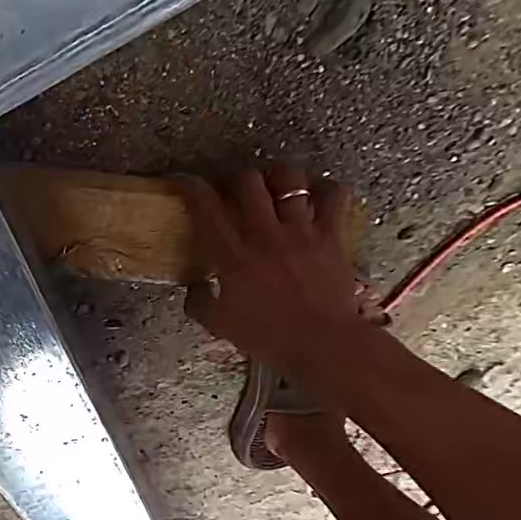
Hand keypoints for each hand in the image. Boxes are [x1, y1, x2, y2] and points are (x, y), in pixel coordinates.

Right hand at [180, 164, 366, 374]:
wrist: (321, 343)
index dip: (192, 187)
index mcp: (233, 255)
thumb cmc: (268, 336)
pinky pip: (333, 195)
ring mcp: (300, 231)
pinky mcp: (331, 235)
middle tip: (236, 190)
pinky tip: (317, 196)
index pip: (207, 207)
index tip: (187, 182)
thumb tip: (194, 288)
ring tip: (275, 184)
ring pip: (289, 179)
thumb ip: (200, 303)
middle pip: (248, 181)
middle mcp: (265, 234)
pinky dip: (325, 188)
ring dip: (278, 176)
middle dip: (238, 178)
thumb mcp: (221, 325)